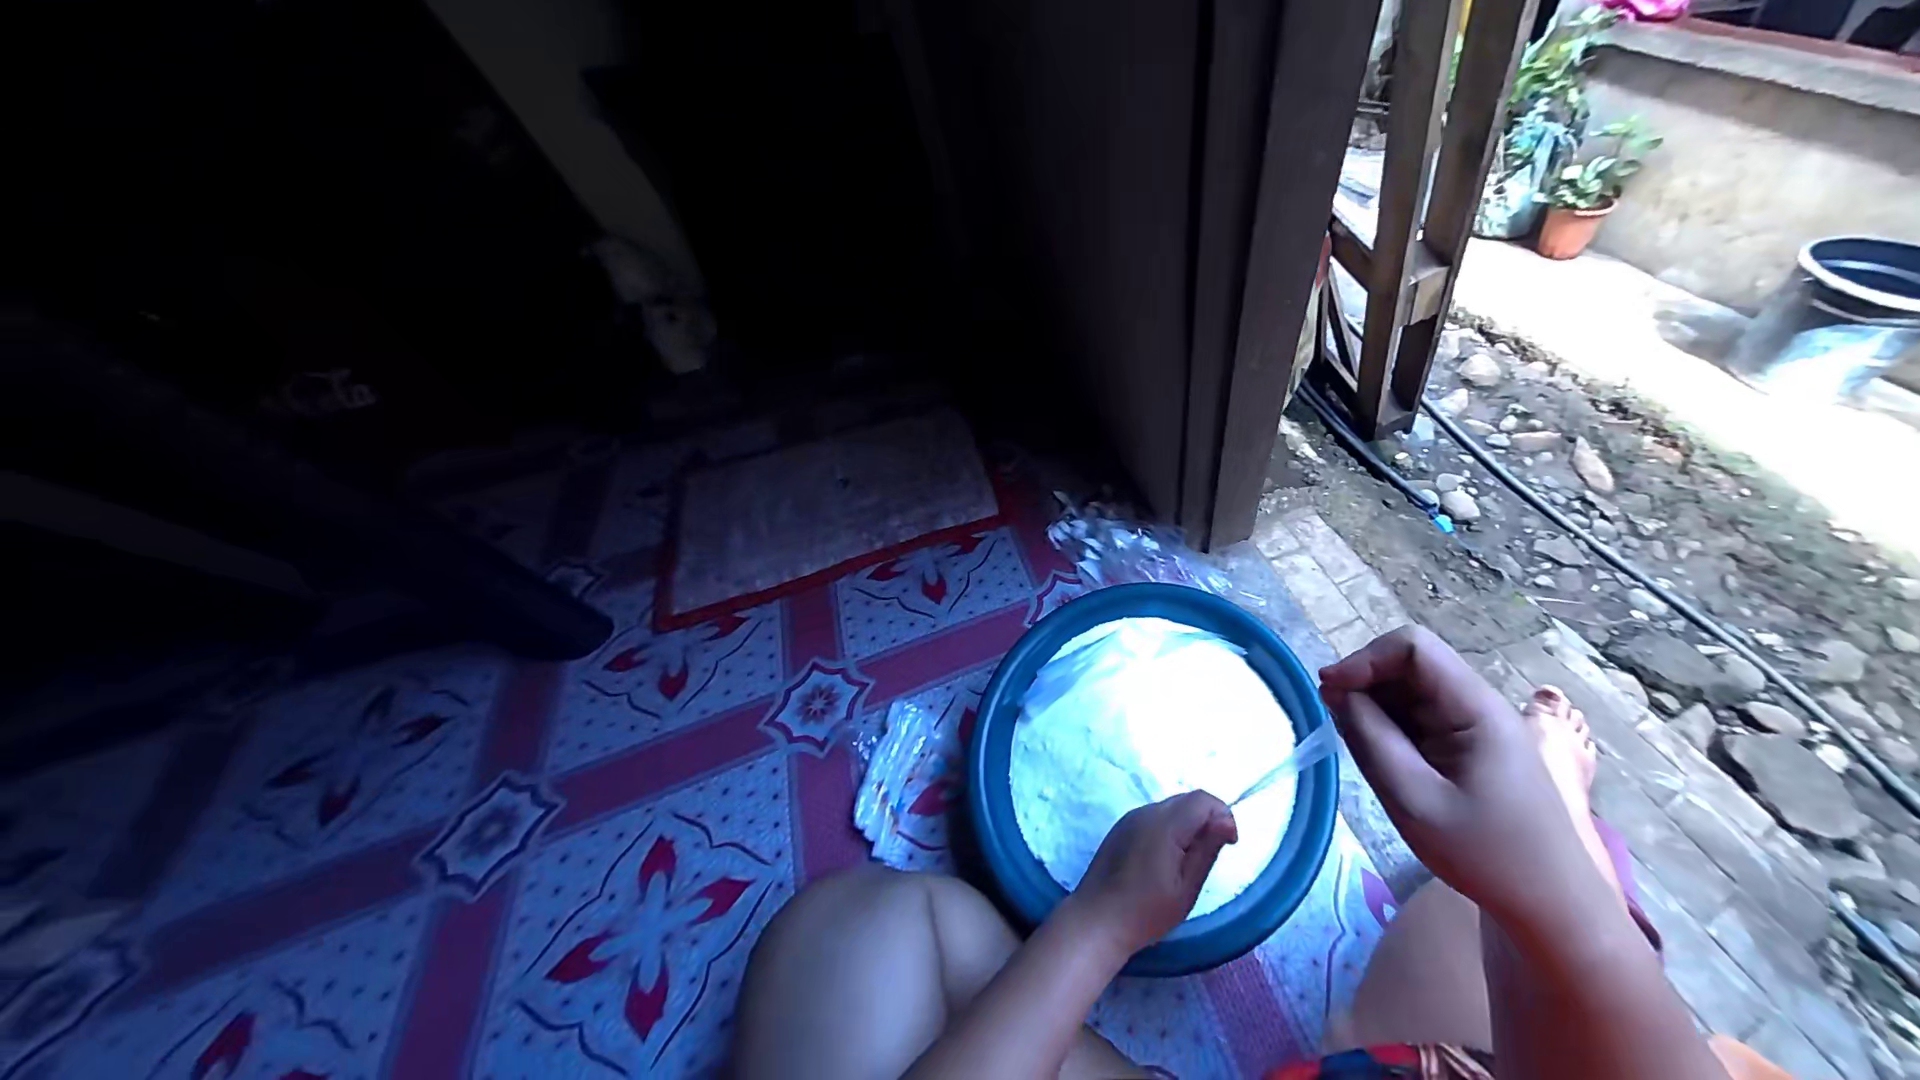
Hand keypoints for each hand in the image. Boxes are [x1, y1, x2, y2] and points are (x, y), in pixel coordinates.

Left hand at [1065, 791, 1237, 957]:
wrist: (1097, 919)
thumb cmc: (1146, 912)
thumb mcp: (1186, 888)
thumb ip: (1207, 850)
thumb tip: (1225, 820)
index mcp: (1163, 824)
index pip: (1202, 799)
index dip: (1223, 816)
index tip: (1229, 845)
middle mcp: (1144, 812)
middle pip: (1186, 799)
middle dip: (1207, 819)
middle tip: (1210, 854)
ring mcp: (1129, 817)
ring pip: (1170, 807)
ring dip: (1188, 823)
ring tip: (1189, 860)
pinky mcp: (1121, 827)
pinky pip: (1153, 816)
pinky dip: (1169, 827)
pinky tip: (1166, 858)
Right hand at [1318, 626, 1594, 927]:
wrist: (1550, 906)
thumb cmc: (1484, 854)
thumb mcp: (1413, 797)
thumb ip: (1369, 737)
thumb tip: (1336, 691)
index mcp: (1477, 710)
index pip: (1413, 648)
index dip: (1365, 659)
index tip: (1330, 691)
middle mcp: (1477, 705)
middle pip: (1407, 663)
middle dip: (1364, 682)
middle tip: (1336, 720)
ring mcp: (1472, 724)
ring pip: (1406, 688)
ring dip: (1372, 705)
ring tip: (1359, 745)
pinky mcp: (1464, 742)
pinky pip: (1414, 714)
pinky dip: (1386, 724)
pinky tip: (1380, 755)